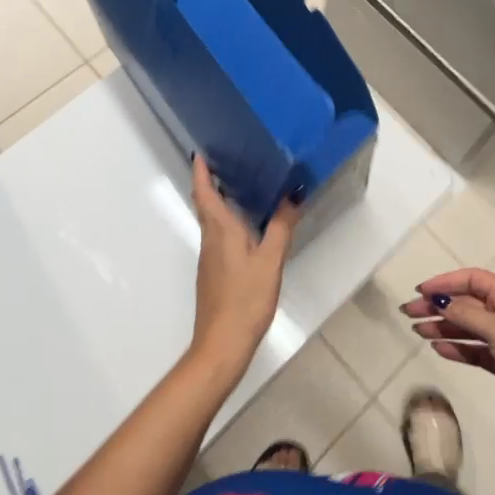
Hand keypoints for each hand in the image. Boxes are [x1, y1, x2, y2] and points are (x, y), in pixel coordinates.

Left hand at [190, 156, 299, 368]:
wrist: (222, 344)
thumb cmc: (245, 298)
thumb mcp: (271, 261)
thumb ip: (281, 227)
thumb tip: (293, 195)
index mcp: (221, 230)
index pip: (205, 192)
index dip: (201, 171)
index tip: (202, 150)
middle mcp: (210, 239)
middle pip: (206, 204)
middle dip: (212, 181)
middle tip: (230, 160)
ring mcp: (210, 258)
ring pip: (213, 221)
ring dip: (221, 201)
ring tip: (244, 185)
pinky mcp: (214, 273)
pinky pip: (219, 236)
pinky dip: (228, 222)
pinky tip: (247, 226)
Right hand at [402, 268, 494, 437]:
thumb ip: (466, 314)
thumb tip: (440, 301)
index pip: (472, 280)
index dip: (446, 282)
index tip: (421, 291)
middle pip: (466, 303)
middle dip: (438, 305)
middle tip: (409, 312)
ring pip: (466, 327)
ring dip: (442, 326)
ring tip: (417, 330)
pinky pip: (472, 349)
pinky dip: (455, 347)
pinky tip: (437, 348)